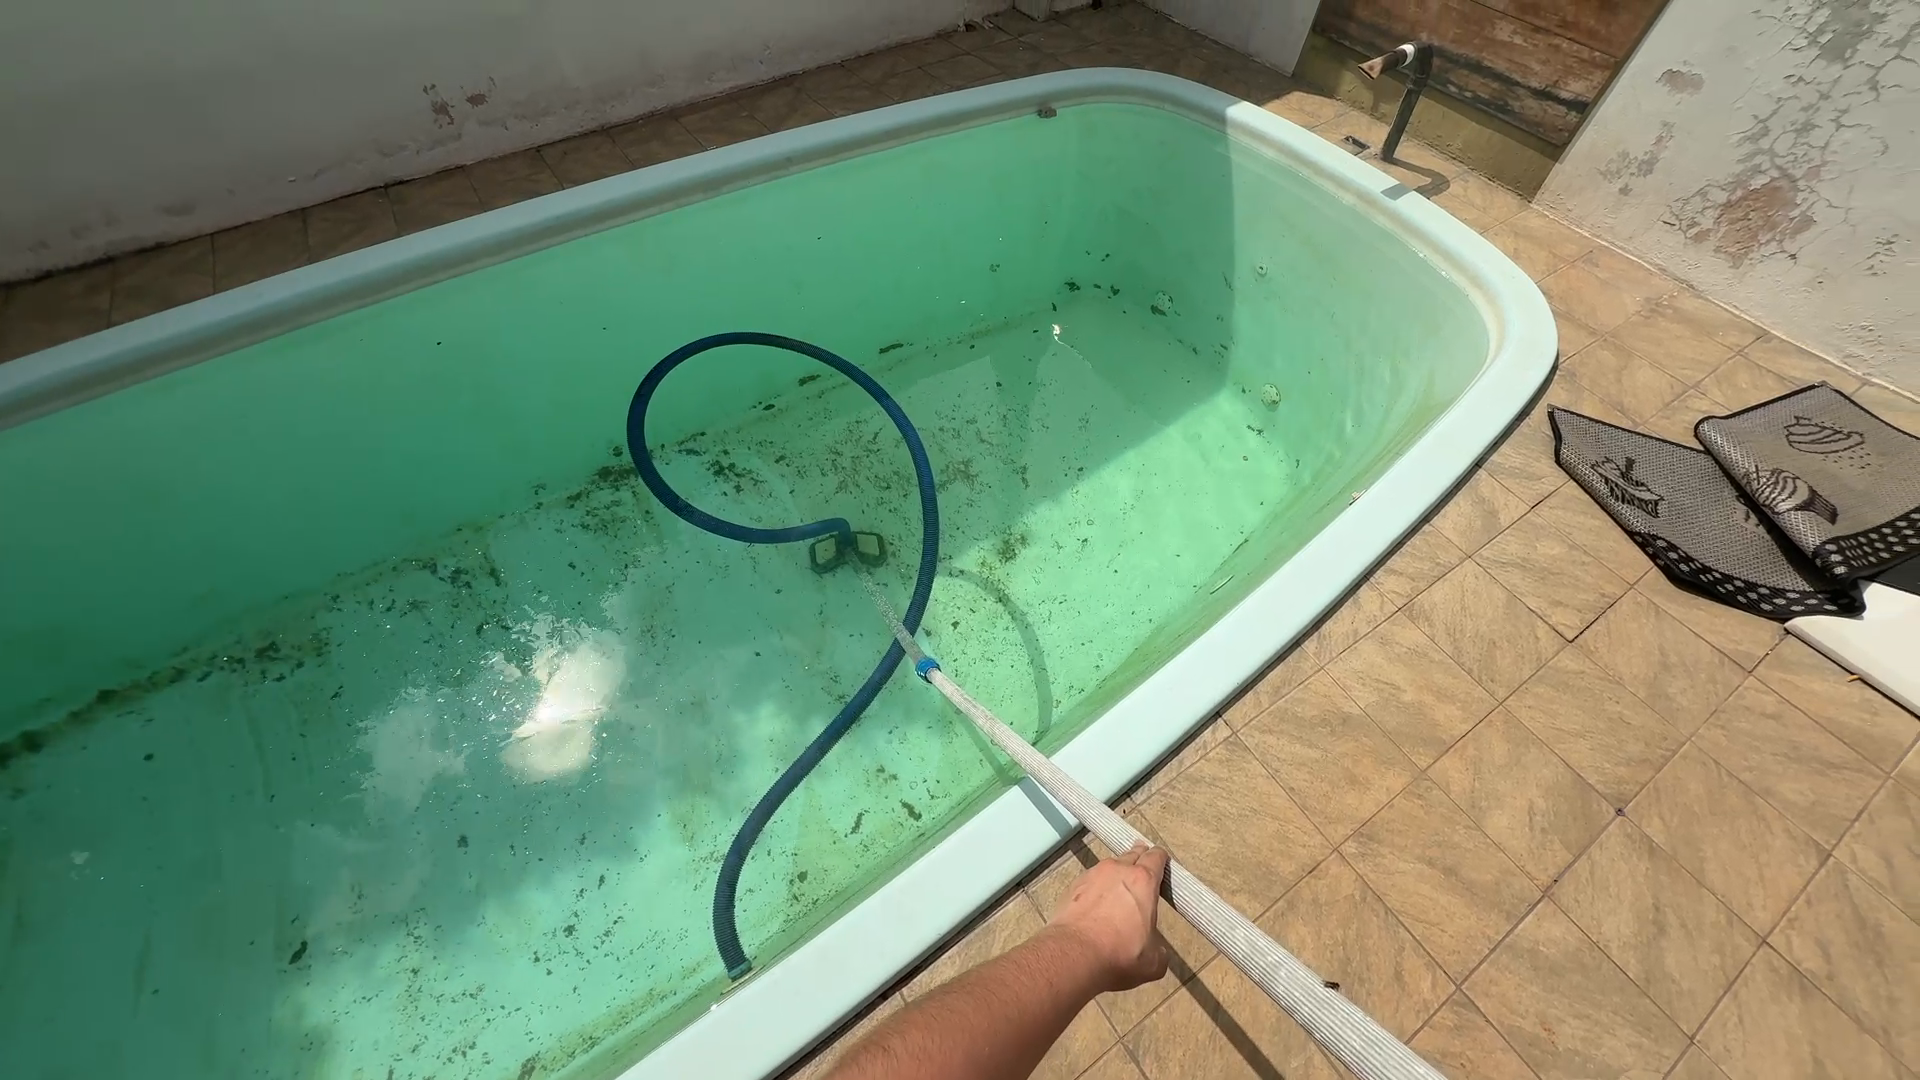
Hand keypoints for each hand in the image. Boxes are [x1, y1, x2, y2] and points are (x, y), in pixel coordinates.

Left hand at [1044, 841, 1170, 992]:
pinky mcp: (1074, 883)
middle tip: (1144, 867)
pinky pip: (1092, 878)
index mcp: (1143, 881)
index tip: (1162, 862)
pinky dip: (1098, 886)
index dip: (1161, 859)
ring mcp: (1093, 873)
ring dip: (1117, 873)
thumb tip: (1154, 947)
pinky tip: (1097, 903)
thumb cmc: (1118, 954)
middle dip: (1140, 859)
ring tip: (1119, 889)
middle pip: (1133, 854)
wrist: (1073, 953)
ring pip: (1111, 865)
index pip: (1156, 857)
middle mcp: (1118, 870)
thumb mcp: (1153, 960)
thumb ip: (1158, 946)